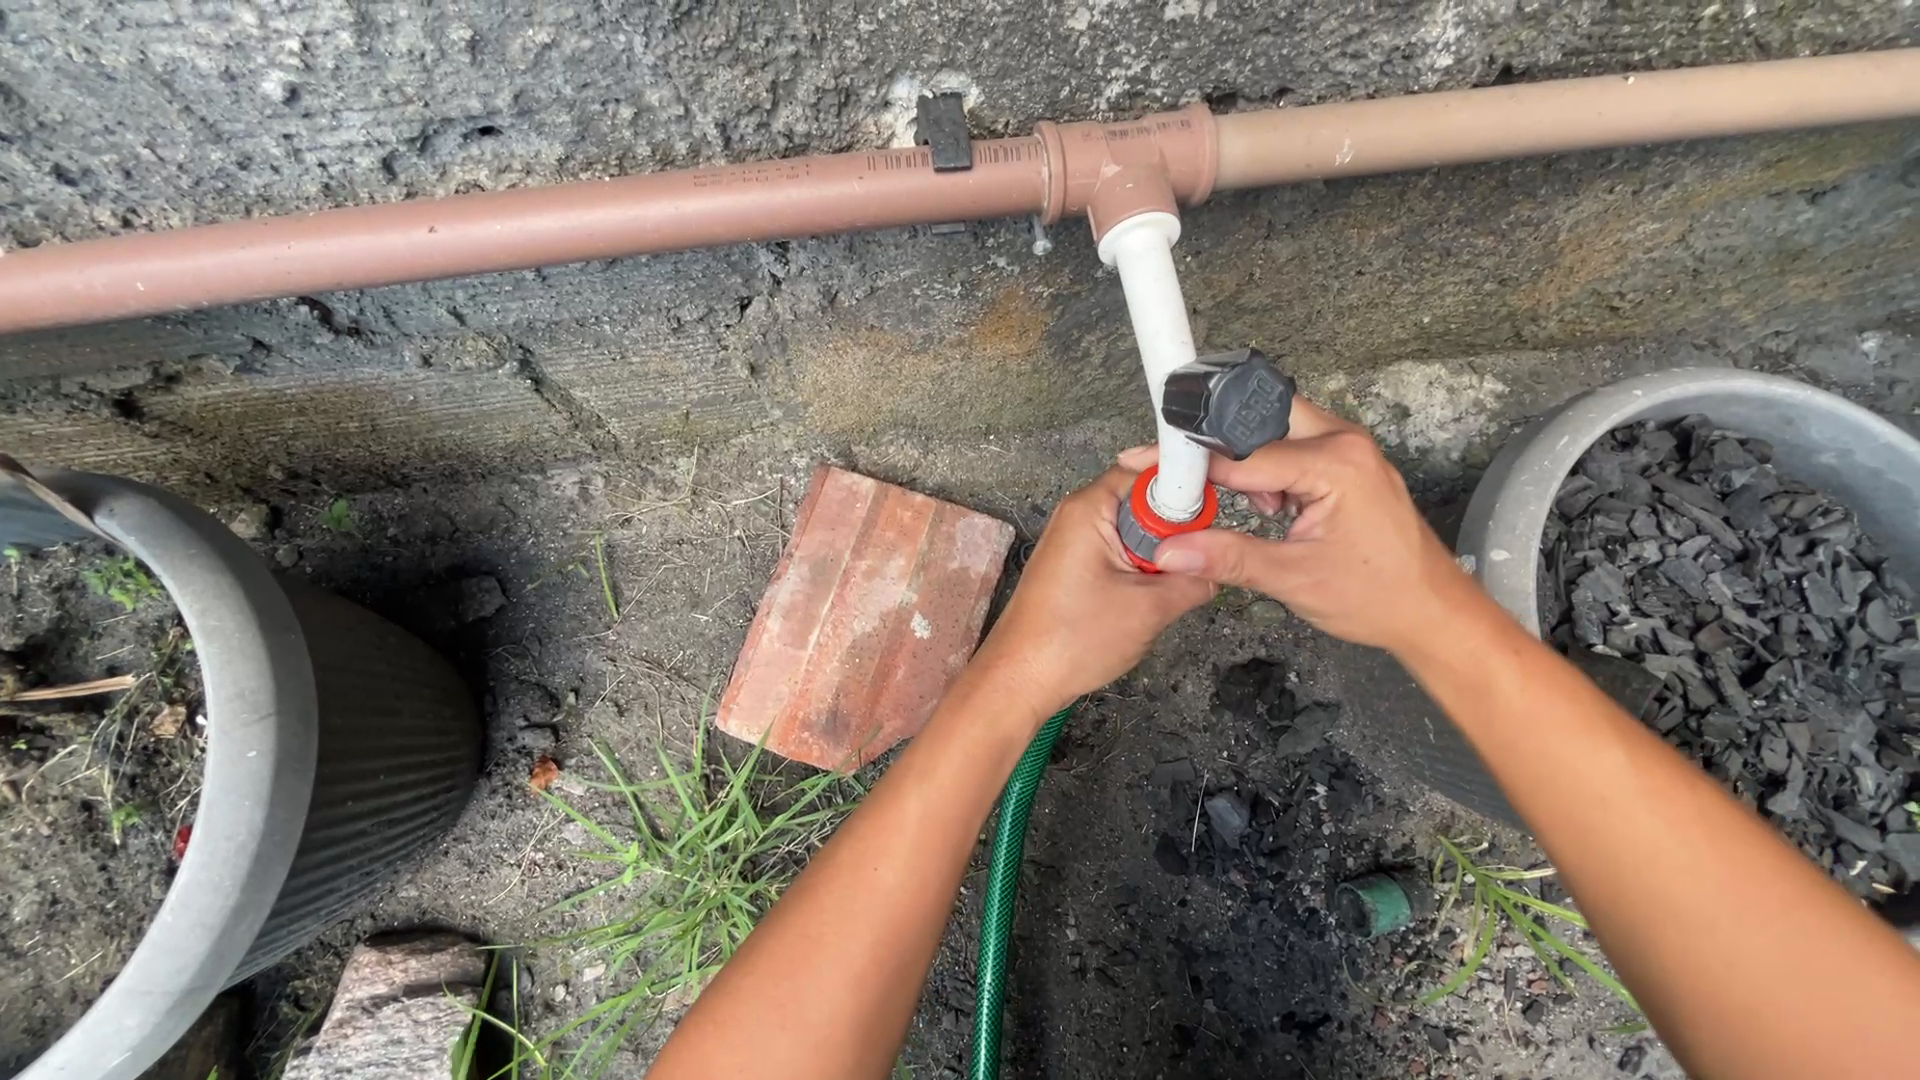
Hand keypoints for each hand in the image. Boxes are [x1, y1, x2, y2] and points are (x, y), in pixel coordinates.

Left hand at [972, 466, 1215, 712]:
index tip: (1213, 516)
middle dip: (1174, 529)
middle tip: (1194, 560)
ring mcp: (1073, 541)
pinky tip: (1145, 596)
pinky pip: (1118, 552)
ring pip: (1134, 531)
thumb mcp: (1149, 608)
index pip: (1148, 471)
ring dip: (1157, 554)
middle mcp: (1077, 515)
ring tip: (1167, 584)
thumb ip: (1193, 581)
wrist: (1021, 678)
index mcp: (1089, 508)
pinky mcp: (1074, 565)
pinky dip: (1138, 570)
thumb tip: (1215, 570)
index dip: (1186, 489)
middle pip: (1143, 500)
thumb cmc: (1068, 641)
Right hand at [1117, 397, 1469, 654]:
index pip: (1241, 454)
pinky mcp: (1342, 461)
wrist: (1429, 610)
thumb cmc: (1379, 594)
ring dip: (1244, 461)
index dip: (1190, 466)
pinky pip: (1288, 446)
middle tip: (1188, 480)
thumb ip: (1226, 557)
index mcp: (1336, 463)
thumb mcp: (1292, 578)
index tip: (1149, 468)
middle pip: (1255, 418)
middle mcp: (1343, 441)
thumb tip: (1171, 550)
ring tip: (1255, 510)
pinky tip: (1271, 509)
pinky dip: (1264, 471)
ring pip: (1270, 430)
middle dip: (1217, 447)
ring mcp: (1345, 448)